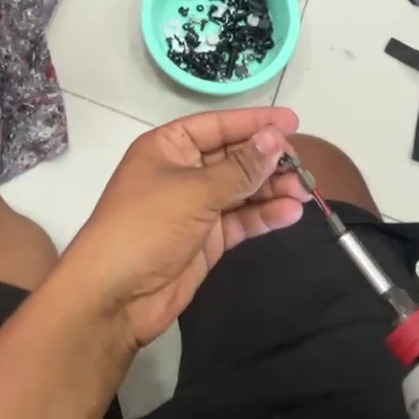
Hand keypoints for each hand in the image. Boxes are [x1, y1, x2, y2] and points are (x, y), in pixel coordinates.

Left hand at [58, 107, 310, 348]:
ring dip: (272, 189)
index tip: (292, 121)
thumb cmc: (145, 227)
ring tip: (306, 190)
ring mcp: (195, 207)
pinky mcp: (206, 239)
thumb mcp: (194, 192)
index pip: (218, 126)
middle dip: (268, 160)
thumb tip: (275, 139)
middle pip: (233, 157)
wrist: (113, 297)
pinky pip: (241, 219)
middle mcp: (183, 171)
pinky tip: (291, 213)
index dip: (254, 122)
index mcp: (169, 147)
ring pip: (242, 189)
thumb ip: (240, 169)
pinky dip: (264, 216)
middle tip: (303, 165)